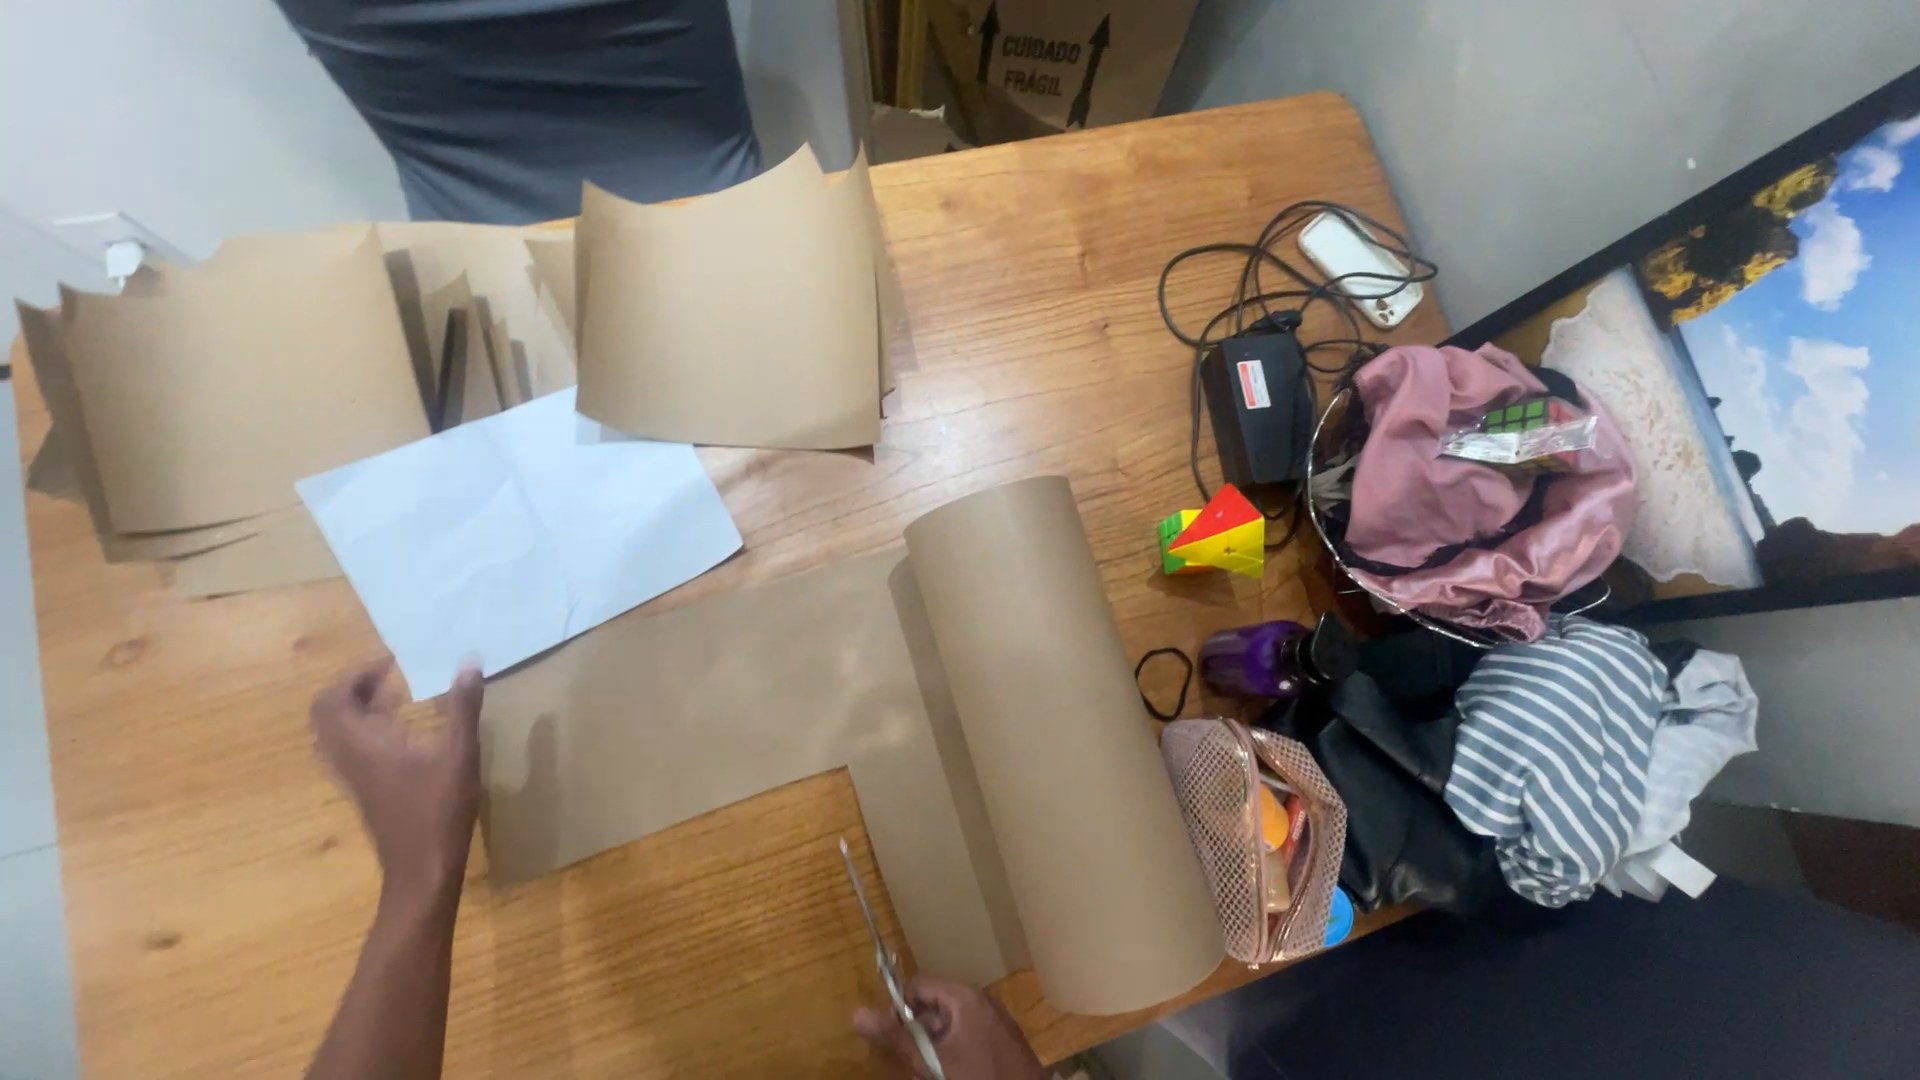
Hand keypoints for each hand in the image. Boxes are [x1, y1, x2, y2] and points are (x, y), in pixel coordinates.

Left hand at [310, 659, 483, 899]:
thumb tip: (469, 661)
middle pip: (326, 714)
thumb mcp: (461, 752)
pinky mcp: (366, 789)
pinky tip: (403, 731)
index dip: (356, 675)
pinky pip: (349, 749)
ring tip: (396, 696)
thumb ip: (464, 706)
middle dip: (353, 688)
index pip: (334, 699)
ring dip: (357, 708)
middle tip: (390, 675)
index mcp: (364, 744)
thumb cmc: (439, 808)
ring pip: (334, 733)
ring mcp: (353, 777)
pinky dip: (366, 728)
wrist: (422, 867)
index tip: (393, 662)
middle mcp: (348, 758)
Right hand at [854, 975, 1048, 1079]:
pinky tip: (951, 1075)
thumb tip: (857, 1013)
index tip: (893, 1039)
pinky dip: (953, 1056)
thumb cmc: (980, 1078)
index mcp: (964, 996)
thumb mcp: (933, 1063)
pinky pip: (967, 1038)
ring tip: (929, 1073)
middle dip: (917, 1036)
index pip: (919, 985)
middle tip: (912, 1066)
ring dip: (934, 1050)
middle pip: (934, 1007)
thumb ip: (897, 1039)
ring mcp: (993, 1020)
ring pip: (949, 1027)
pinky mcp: (1001, 1041)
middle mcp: (980, 1000)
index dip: (900, 1009)